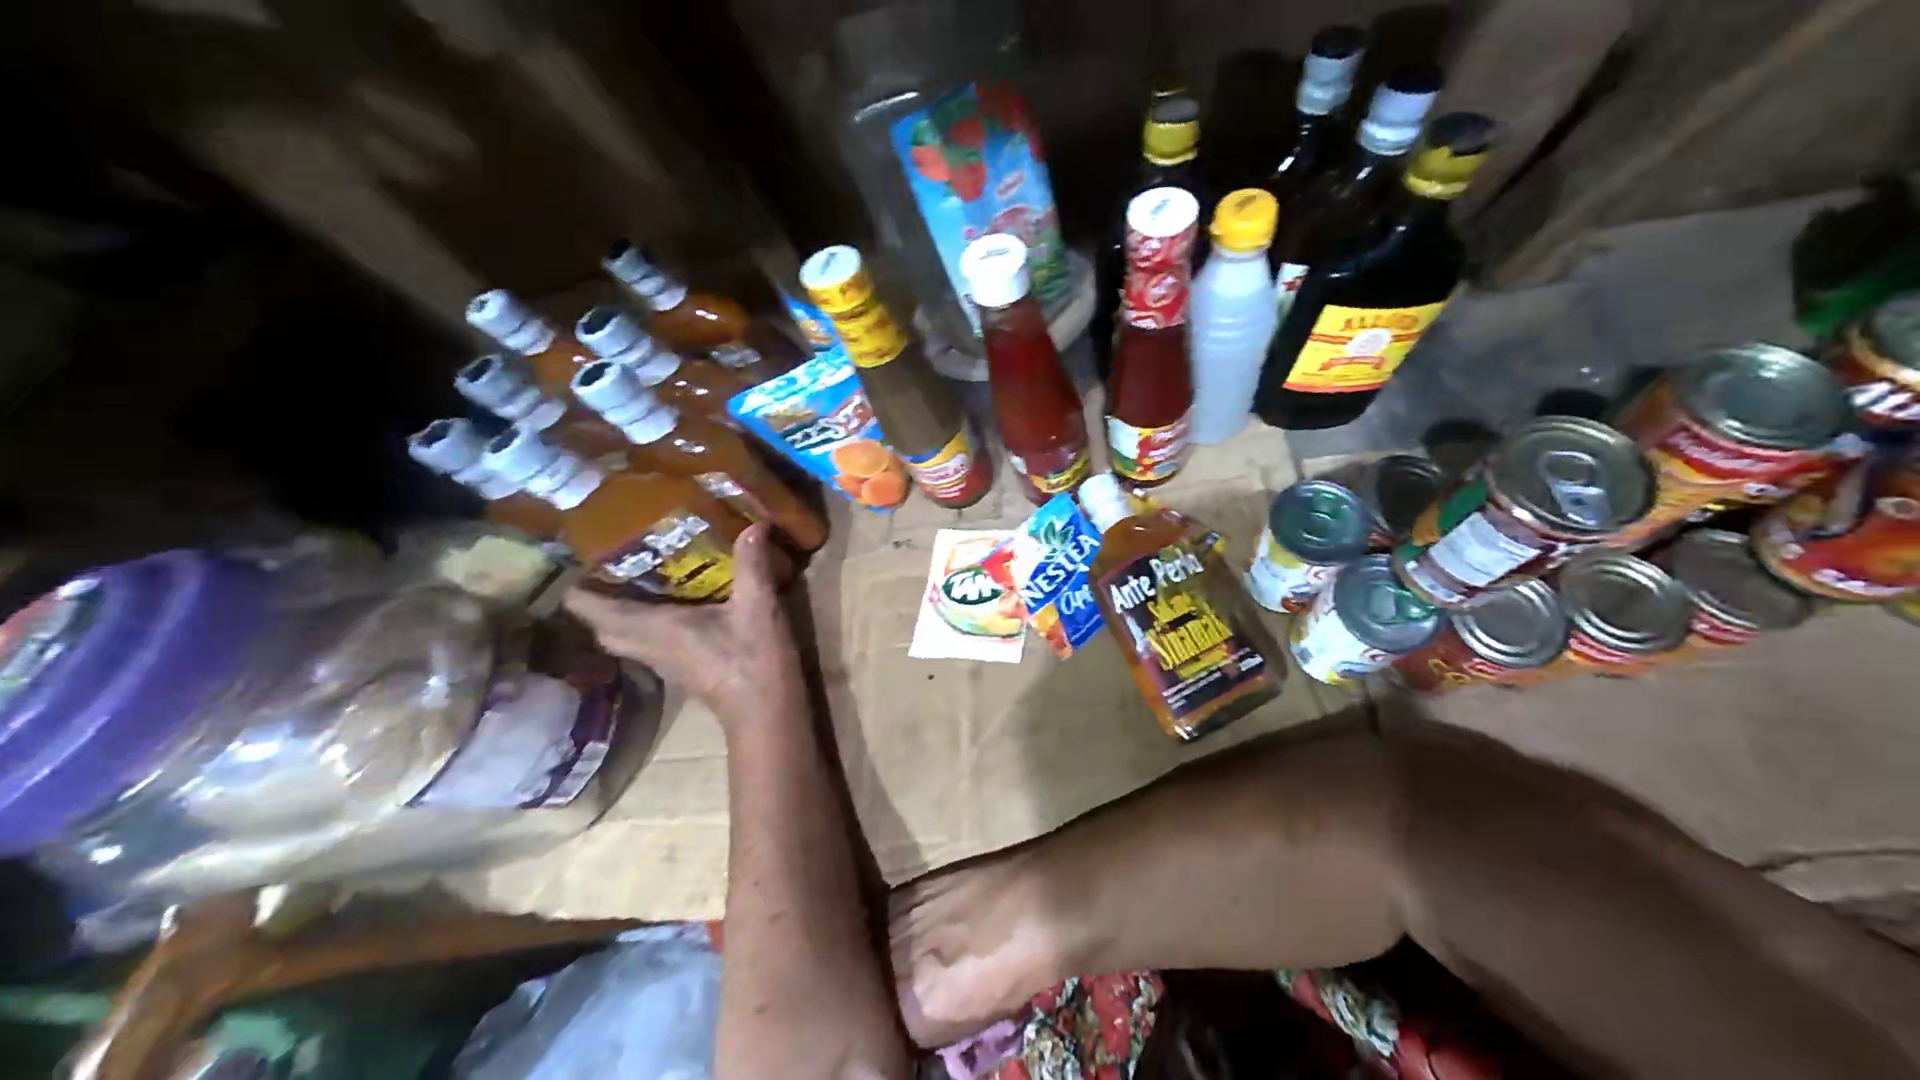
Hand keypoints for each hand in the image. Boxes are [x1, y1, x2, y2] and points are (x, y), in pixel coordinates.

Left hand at [565, 523, 803, 727]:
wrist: (764, 711)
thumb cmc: (754, 660)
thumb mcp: (757, 606)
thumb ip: (751, 564)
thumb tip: (754, 524)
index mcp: (656, 627)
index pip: (592, 610)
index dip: (580, 586)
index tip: (587, 556)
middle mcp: (649, 645)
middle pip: (601, 625)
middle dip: (598, 598)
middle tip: (616, 565)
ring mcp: (660, 661)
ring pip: (620, 637)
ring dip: (618, 613)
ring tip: (637, 580)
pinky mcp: (676, 669)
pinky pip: (642, 643)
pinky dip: (641, 624)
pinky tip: (668, 605)